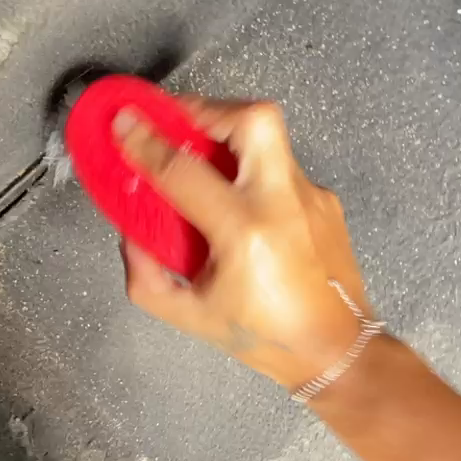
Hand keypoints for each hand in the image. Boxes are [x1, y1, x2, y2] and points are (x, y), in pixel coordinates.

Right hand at [116, 97, 376, 389]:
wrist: (337, 351)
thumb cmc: (263, 336)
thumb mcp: (186, 314)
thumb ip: (144, 272)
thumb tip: (130, 229)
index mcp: (245, 233)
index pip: (185, 171)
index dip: (146, 142)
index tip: (123, 124)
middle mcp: (283, 202)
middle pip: (252, 119)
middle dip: (206, 108)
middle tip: (176, 121)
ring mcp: (309, 195)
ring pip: (269, 133)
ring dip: (227, 132)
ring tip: (199, 153)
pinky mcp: (323, 198)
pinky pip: (277, 163)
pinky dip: (247, 166)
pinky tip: (233, 194)